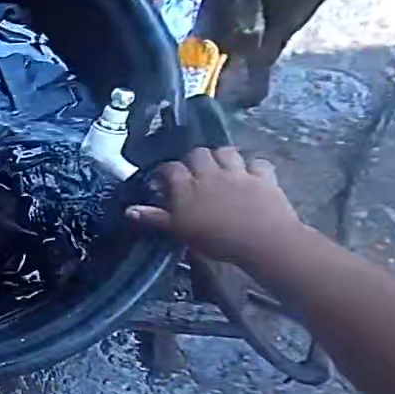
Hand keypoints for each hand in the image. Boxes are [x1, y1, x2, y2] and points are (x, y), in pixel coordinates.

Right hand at [126, 147, 311, 267]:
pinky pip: (259, 163)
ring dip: (222, 156)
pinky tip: (251, 174)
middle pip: (198, 153)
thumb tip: (129, 210)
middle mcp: (210, 174)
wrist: (264, 242)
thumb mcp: (179, 231)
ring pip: (227, 152)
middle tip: (193, 172)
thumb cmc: (216, 240)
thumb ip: (155, 218)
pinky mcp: (265, 179)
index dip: (165, 171)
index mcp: (187, 186)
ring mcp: (239, 174)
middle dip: (194, 159)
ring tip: (220, 167)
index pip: (170, 168)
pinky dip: (254, 166)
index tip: (162, 180)